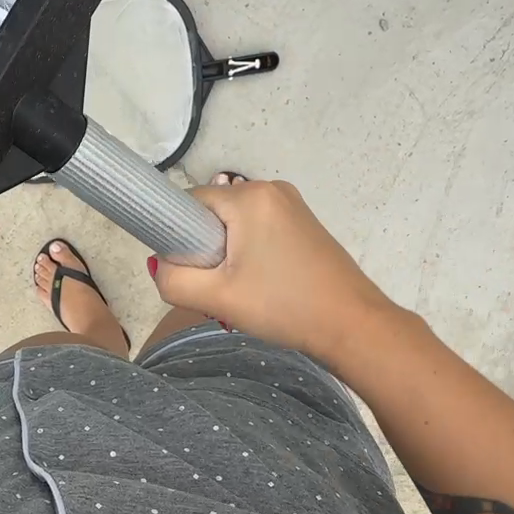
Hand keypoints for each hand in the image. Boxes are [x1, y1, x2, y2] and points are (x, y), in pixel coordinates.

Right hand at [147, 178, 407, 364]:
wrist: (352, 325)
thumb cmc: (283, 306)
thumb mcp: (216, 299)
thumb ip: (173, 280)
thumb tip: (162, 266)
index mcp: (250, 197)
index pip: (189, 202)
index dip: (177, 236)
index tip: (187, 270)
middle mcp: (271, 189)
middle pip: (211, 213)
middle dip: (202, 249)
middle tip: (215, 287)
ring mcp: (290, 205)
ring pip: (232, 225)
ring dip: (224, 255)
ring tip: (238, 289)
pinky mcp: (302, 223)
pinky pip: (255, 231)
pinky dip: (246, 255)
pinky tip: (258, 284)